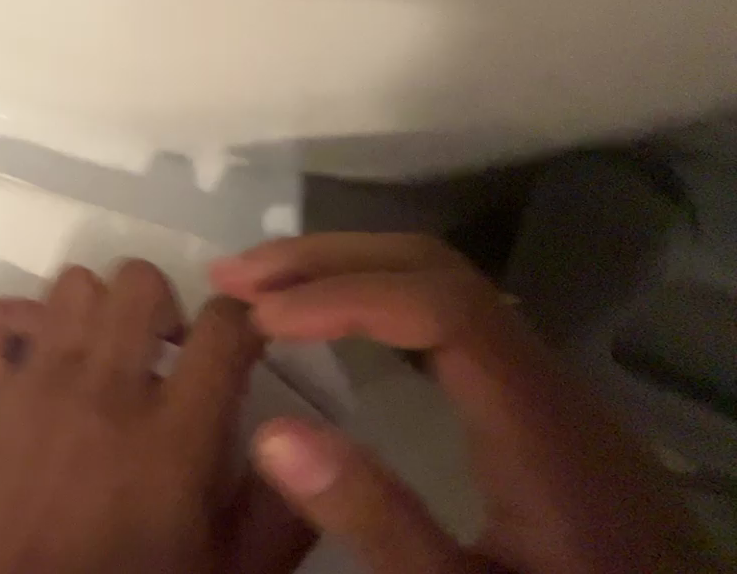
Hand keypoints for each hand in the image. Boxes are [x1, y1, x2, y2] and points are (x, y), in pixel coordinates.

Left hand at [0, 260, 278, 573]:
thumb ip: (277, 511)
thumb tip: (297, 442)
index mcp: (172, 437)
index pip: (222, 330)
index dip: (245, 321)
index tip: (243, 340)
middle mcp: (102, 389)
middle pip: (136, 280)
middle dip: (164, 303)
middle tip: (168, 350)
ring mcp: (36, 383)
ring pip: (69, 284)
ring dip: (95, 307)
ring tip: (106, 352)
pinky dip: (12, 320)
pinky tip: (36, 354)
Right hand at [211, 233, 713, 573]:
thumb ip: (378, 522)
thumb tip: (270, 430)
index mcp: (545, 429)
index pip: (440, 307)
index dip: (340, 295)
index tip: (259, 316)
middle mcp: (549, 386)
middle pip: (435, 270)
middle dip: (323, 261)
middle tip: (235, 277)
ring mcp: (541, 386)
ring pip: (435, 279)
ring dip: (336, 268)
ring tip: (256, 285)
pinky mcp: (526, 400)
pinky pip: (436, 309)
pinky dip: (360, 292)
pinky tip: (316, 317)